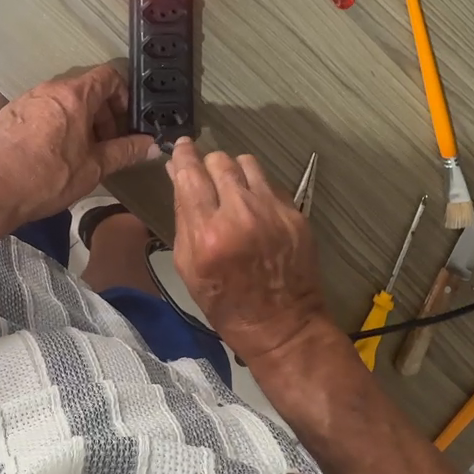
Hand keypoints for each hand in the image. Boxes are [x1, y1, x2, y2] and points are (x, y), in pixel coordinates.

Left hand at [0, 65, 158, 232]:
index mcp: (75, 95)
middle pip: (85, 88)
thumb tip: (152, 145)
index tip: (125, 120)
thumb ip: (126, 151)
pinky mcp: (10, 112)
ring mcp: (27, 98)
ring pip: (62, 99)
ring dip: (78, 117)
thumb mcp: (95, 166)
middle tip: (106, 141)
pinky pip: (41, 108)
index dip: (123, 94)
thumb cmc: (49, 176)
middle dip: (101, 112)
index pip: (108, 76)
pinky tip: (52, 151)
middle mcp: (50, 89)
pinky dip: (54, 122)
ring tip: (80, 148)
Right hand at [165, 138, 329, 364]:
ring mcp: (273, 211)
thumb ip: (182, 215)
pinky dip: (258, 189)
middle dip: (208, 165)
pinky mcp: (295, 214)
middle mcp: (241, 214)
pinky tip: (256, 209)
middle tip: (207, 180)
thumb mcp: (188, 266)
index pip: (191, 174)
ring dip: (235, 172)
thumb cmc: (225, 303)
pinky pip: (270, 182)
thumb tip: (177, 173)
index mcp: (208, 232)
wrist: (283, 326)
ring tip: (233, 191)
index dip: (183, 155)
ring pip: (247, 163)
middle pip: (220, 160)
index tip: (181, 146)